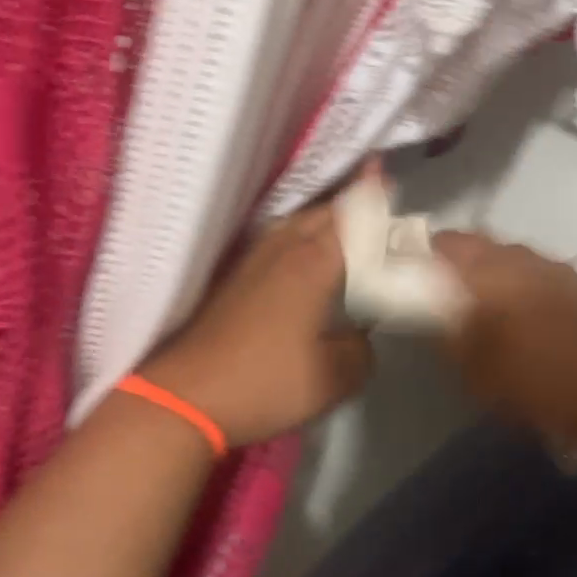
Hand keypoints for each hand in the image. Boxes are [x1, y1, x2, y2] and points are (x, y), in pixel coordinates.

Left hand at [140, 205, 372, 447]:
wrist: (185, 397)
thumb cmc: (264, 382)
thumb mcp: (333, 378)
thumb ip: (361, 350)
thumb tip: (362, 335)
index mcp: (314, 265)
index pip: (353, 221)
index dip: (374, 200)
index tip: (391, 180)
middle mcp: (284, 251)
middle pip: (324, 213)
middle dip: (354, 201)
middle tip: (378, 194)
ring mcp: (254, 261)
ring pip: (298, 221)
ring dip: (325, 214)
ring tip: (345, 216)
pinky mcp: (234, 278)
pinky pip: (279, 236)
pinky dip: (301, 231)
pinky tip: (301, 246)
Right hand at [432, 232, 576, 442]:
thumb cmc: (552, 379)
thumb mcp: (485, 372)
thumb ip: (451, 337)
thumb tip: (429, 314)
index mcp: (491, 270)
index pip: (441, 244)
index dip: (416, 254)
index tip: (400, 275)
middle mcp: (521, 256)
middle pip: (474, 246)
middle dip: (450, 263)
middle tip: (433, 295)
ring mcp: (554, 267)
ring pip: (505, 258)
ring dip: (484, 273)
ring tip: (473, 309)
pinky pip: (531, 274)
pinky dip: (514, 286)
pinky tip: (517, 318)